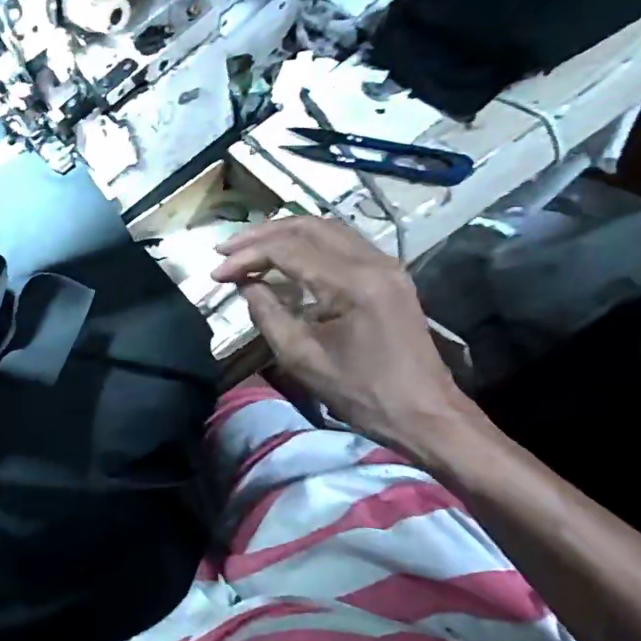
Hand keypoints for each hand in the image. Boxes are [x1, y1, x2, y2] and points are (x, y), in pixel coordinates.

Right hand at [211, 216, 471, 456]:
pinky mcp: (389, 274)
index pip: (286, 250)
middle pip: (306, 227)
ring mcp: (386, 265)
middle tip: (224, 250)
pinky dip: (305, 241)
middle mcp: (373, 262)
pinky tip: (283, 255)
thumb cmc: (360, 391)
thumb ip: (266, 312)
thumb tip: (245, 283)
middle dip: (259, 235)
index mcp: (352, 283)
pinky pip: (341, 241)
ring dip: (282, 233)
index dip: (246, 256)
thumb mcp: (299, 356)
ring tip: (248, 248)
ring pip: (325, 228)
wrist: (425, 413)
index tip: (215, 273)